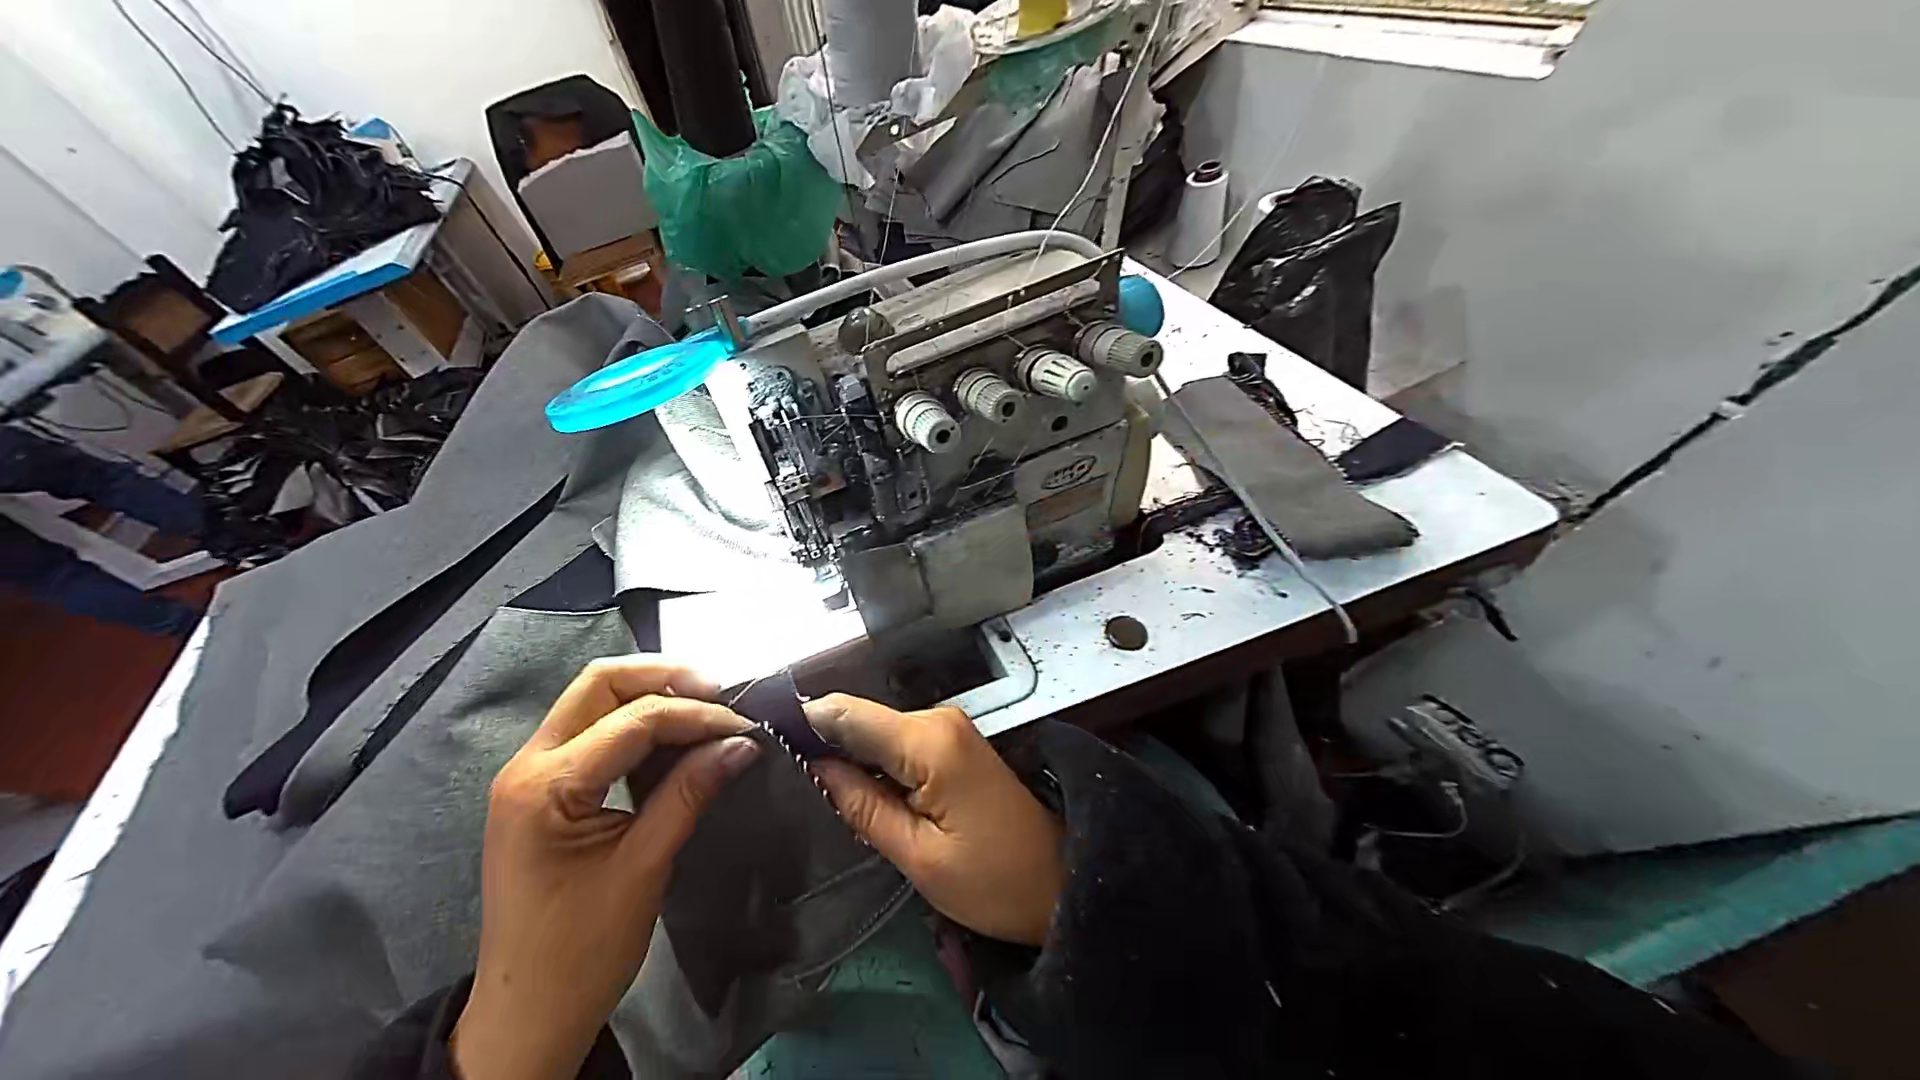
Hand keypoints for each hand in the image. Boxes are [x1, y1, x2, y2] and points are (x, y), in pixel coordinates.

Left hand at [451, 658, 759, 1079]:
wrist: (525, 1018)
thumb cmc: (580, 952)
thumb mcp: (643, 867)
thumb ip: (689, 793)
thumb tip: (742, 743)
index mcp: (545, 786)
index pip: (634, 721)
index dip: (696, 715)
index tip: (744, 725)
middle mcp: (528, 764)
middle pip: (600, 684)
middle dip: (665, 677)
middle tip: (719, 693)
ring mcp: (531, 774)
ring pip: (596, 700)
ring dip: (652, 693)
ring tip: (705, 706)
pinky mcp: (546, 788)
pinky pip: (595, 730)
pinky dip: (638, 721)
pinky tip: (676, 733)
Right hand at [805, 695, 1064, 946]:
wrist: (1062, 881)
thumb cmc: (993, 880)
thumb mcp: (917, 855)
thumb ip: (860, 804)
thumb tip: (814, 766)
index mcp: (928, 740)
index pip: (847, 713)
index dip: (804, 723)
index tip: (765, 740)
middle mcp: (938, 719)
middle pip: (861, 719)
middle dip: (826, 747)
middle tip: (792, 785)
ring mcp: (948, 728)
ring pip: (877, 731)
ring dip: (850, 759)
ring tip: (823, 795)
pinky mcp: (953, 742)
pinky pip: (898, 742)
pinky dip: (876, 764)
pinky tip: (863, 794)